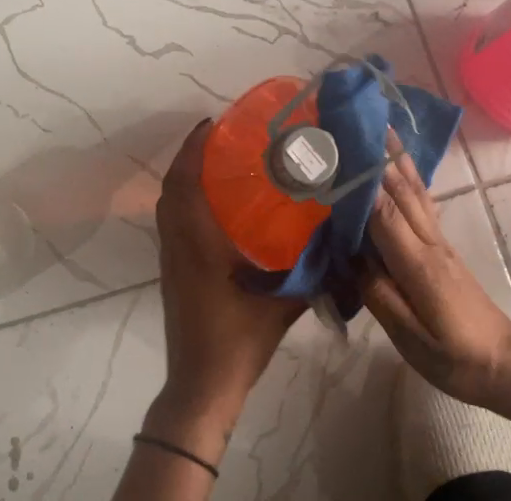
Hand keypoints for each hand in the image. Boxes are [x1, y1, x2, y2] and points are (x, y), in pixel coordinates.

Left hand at [149, 119, 305, 457]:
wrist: (202, 386)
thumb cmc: (238, 341)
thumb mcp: (283, 305)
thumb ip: (312, 271)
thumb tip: (342, 239)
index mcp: (198, 244)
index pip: (185, 183)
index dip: (194, 149)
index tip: (213, 124)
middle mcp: (178, 244)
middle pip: (172, 188)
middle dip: (191, 157)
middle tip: (222, 139)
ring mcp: (170, 259)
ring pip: (169, 205)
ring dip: (187, 178)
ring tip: (220, 164)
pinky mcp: (171, 272)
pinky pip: (172, 222)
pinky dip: (186, 200)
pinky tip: (216, 206)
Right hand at [357, 148, 510, 411]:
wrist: (505, 365)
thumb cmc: (454, 357)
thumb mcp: (410, 338)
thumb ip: (379, 294)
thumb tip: (351, 257)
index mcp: (417, 264)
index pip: (383, 213)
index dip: (360, 182)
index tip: (338, 152)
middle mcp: (429, 243)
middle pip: (400, 190)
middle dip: (377, 156)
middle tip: (353, 123)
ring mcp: (438, 242)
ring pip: (415, 190)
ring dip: (396, 158)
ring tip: (380, 126)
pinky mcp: (442, 247)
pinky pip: (421, 202)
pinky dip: (409, 177)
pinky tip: (401, 165)